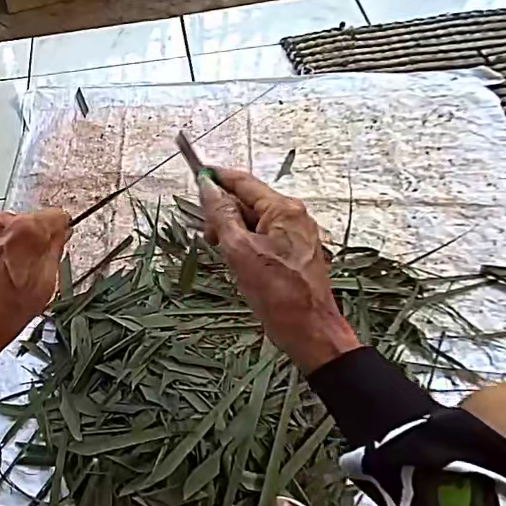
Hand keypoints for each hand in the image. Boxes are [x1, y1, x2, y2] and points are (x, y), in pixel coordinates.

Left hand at [0, 208, 70, 415]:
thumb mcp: (45, 287)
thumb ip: (54, 253)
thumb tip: (57, 238)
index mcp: (26, 230)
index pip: (55, 216)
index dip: (59, 231)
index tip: (57, 240)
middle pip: (25, 222)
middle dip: (29, 241)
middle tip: (27, 269)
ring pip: (1, 230)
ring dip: (5, 246)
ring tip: (3, 277)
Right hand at [198, 167, 360, 371]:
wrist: (309, 331)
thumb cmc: (279, 294)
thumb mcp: (239, 250)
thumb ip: (222, 215)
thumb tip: (208, 189)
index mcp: (284, 210)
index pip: (243, 182)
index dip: (217, 178)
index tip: (197, 175)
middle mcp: (293, 217)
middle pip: (248, 201)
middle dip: (222, 213)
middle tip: (207, 233)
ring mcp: (295, 235)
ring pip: (253, 221)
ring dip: (231, 231)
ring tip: (222, 253)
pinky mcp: (293, 253)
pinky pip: (261, 237)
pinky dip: (243, 244)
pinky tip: (236, 262)